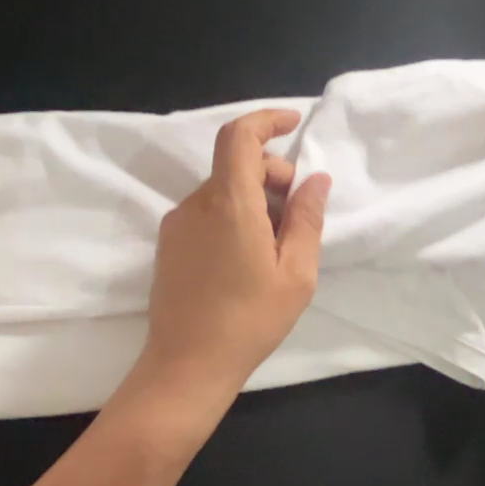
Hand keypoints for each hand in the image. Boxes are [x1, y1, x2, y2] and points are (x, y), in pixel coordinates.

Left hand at [140, 109, 332, 391]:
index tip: (292, 124)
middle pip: (235, 165)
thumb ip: (307, 219)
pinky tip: (246, 258)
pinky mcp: (168, 245)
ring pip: (221, 190)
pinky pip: (206, 213)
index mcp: (230, 203)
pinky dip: (232, 216)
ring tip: (275, 246)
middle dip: (272, 175)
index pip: (239, 136)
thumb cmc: (249, 321)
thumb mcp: (296, 274)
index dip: (266, 120)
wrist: (186, 365)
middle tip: (297, 215)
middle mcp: (196, 204)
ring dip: (253, 199)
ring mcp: (177, 225)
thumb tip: (315, 179)